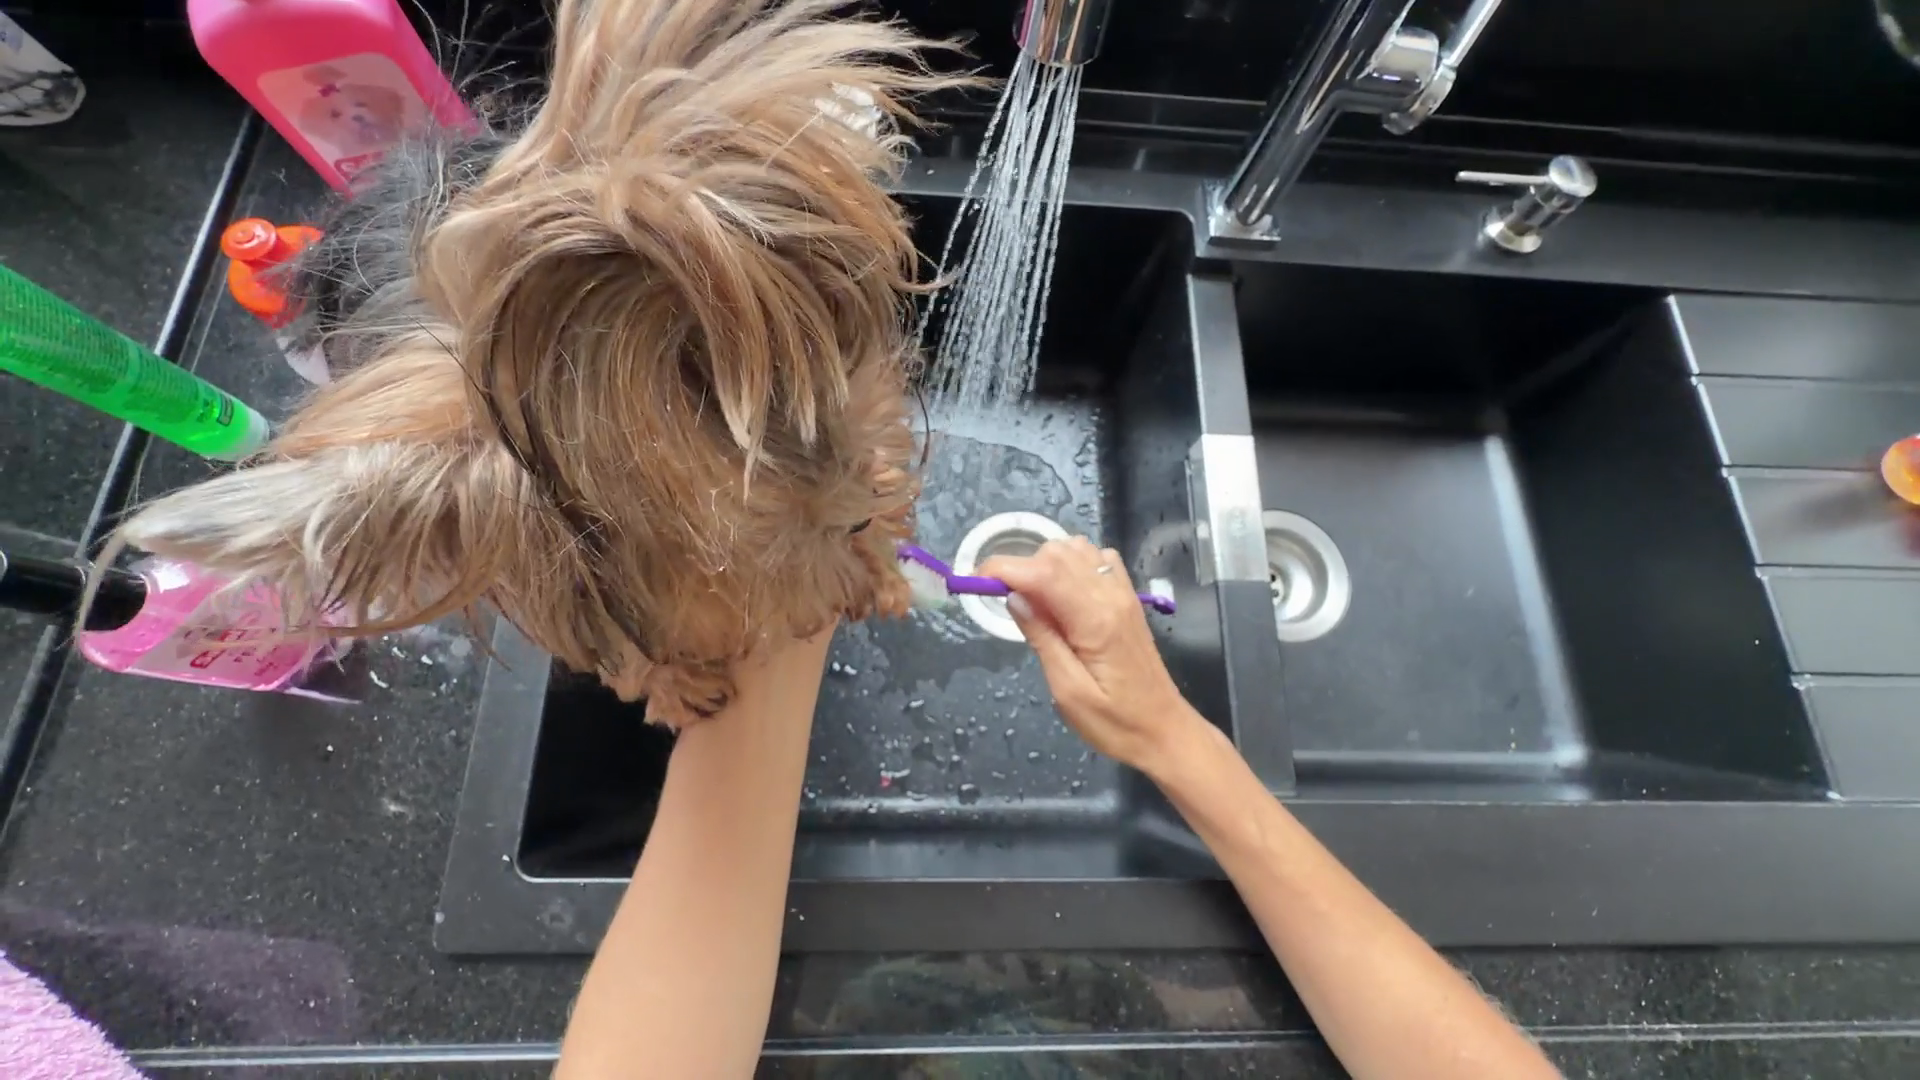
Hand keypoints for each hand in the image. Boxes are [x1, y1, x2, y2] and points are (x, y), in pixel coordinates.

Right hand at [978, 537, 1203, 770]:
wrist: (1164, 730)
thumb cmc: (1114, 723)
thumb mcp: (1067, 691)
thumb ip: (1041, 638)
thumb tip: (1013, 598)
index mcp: (1095, 620)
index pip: (1043, 573)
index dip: (1004, 568)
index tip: (977, 580)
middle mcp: (1111, 595)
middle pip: (1057, 553)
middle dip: (1021, 567)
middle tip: (1006, 602)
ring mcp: (1122, 592)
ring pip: (1075, 549)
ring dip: (1045, 564)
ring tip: (1034, 601)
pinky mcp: (1127, 597)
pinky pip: (1096, 559)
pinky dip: (1071, 564)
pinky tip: (1063, 593)